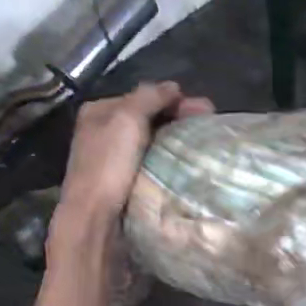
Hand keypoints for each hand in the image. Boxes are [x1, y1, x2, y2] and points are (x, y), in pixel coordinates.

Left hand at [59, 82, 213, 220]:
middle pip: (149, 118)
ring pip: (152, 140)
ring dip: (177, 139)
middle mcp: (105, 131)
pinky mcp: (125, 181)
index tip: (205, 110)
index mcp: (100, 111)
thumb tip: (173, 87)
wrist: (95, 218)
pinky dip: (170, 159)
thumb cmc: (108, 165)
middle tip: (209, 124)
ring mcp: (114, 158)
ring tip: (204, 143)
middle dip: (179, 118)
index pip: (144, 97)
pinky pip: (153, 161)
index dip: (174, 100)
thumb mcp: (127, 120)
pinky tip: (186, 163)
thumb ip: (149, 97)